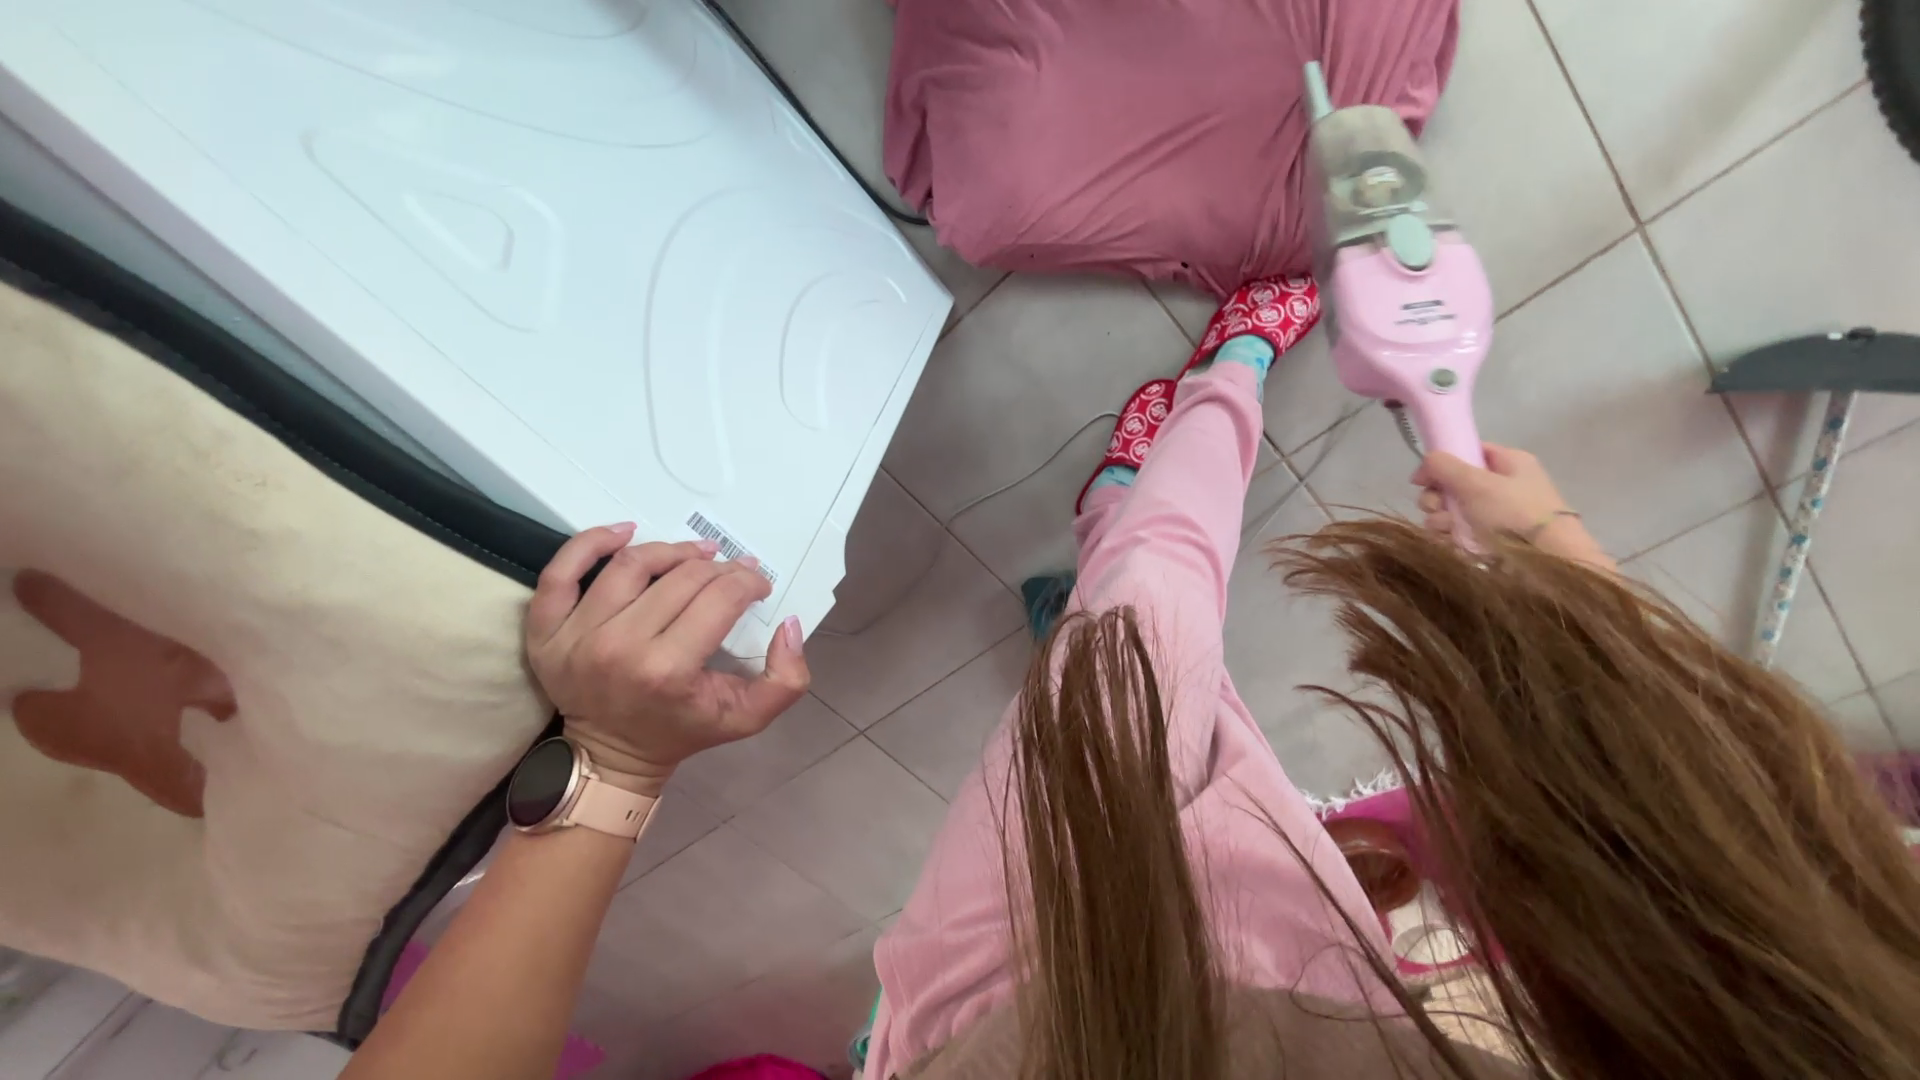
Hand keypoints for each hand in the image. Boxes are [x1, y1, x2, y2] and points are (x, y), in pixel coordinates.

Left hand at [525, 524, 809, 796]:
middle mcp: (619, 647)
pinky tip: (624, 532)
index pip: (720, 598)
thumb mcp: (748, 718)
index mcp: (669, 671)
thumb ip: (787, 678)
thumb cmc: (682, 732)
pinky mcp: (545, 631)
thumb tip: (790, 624)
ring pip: (631, 565)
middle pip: (682, 578)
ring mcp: (576, 637)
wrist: (611, 756)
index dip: (748, 583)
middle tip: (733, 572)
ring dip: (671, 550)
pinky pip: (561, 572)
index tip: (758, 586)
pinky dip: (590, 542)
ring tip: (695, 554)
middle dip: (720, 567)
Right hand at [1411, 444, 1612, 568]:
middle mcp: (1501, 485)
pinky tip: (1452, 541)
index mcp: (1507, 463)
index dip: (1441, 463)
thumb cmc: (1514, 512)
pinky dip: (1450, 535)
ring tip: (1447, 529)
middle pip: (1452, 484)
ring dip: (1440, 519)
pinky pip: (1457, 530)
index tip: (1422, 479)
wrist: (1546, 558)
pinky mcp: (1489, 536)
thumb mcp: (1476, 482)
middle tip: (1437, 507)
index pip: (1467, 452)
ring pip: (1450, 510)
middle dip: (1437, 497)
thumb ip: (1444, 466)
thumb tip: (1425, 462)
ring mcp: (1495, 512)